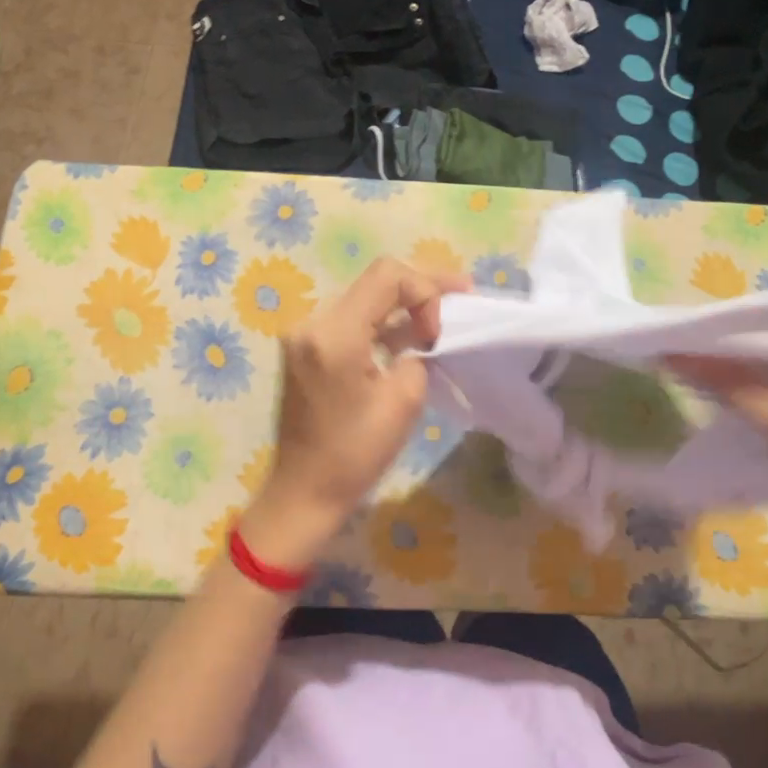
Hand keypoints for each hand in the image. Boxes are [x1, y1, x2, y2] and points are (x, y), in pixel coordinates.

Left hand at [242, 258, 469, 567]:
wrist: (304, 491)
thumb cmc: (354, 455)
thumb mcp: (403, 401)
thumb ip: (416, 353)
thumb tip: (416, 338)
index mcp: (333, 333)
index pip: (387, 276)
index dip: (426, 290)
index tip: (438, 333)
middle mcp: (311, 322)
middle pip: (374, 281)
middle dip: (420, 289)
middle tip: (463, 297)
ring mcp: (304, 334)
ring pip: (364, 298)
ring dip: (402, 305)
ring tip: (440, 320)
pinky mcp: (306, 349)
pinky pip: (350, 320)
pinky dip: (381, 323)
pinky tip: (410, 336)